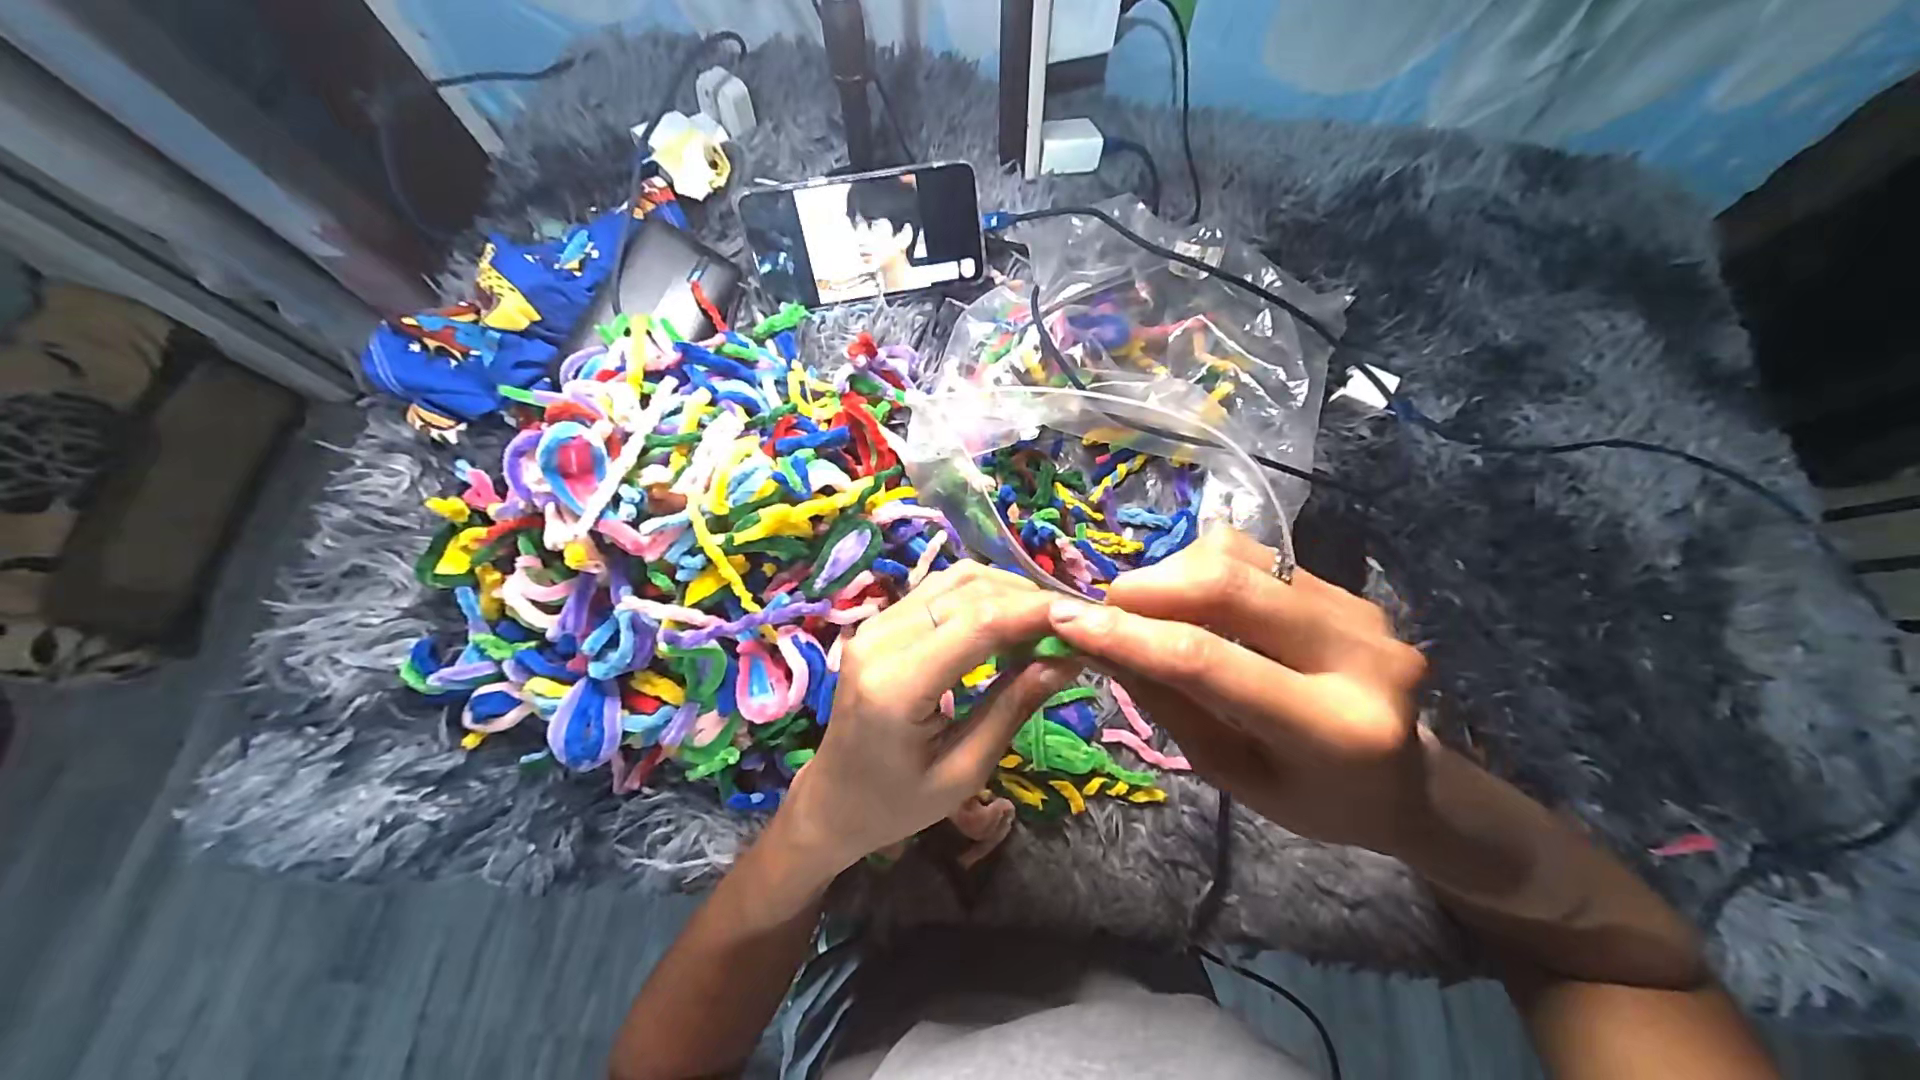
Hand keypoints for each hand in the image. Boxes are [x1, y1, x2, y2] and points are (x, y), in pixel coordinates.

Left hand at [774, 563, 1076, 875]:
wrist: (831, 801)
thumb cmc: (895, 804)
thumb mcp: (964, 772)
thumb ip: (1013, 708)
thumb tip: (1066, 659)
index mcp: (896, 685)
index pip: (978, 624)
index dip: (1035, 613)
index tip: (1084, 618)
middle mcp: (880, 640)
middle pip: (968, 592)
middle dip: (1028, 600)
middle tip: (1073, 624)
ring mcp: (874, 625)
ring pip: (955, 581)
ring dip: (1007, 591)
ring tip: (1047, 621)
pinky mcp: (879, 623)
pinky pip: (939, 590)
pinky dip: (982, 595)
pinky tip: (1009, 619)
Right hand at [1045, 527, 1430, 855]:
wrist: (1411, 780)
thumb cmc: (1313, 797)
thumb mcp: (1230, 773)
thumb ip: (1169, 704)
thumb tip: (1099, 645)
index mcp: (1333, 729)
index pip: (1206, 661)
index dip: (1127, 635)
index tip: (1063, 620)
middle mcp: (1360, 656)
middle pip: (1226, 586)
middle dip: (1147, 588)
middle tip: (1104, 609)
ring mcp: (1361, 612)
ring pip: (1237, 558)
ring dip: (1171, 573)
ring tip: (1147, 609)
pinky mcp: (1349, 588)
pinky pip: (1256, 554)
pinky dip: (1203, 567)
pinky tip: (1193, 599)